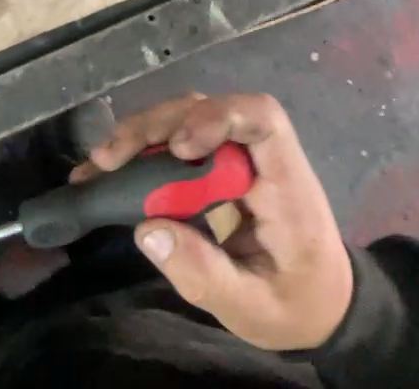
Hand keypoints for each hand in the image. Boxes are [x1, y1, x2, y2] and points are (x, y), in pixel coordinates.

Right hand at [73, 93, 353, 350]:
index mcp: (285, 185)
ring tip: (102, 162)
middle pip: (208, 109)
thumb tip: (146, 230)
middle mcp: (259, 158)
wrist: (316, 305)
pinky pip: (176, 139)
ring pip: (185, 116)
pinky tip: (109, 168)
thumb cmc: (295, 306)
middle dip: (155, 125)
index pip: (262, 118)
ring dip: (141, 133)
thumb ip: (206, 274)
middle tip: (110, 158)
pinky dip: (141, 148)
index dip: (217, 116)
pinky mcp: (214, 166)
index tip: (177, 148)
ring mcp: (234, 157)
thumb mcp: (254, 309)